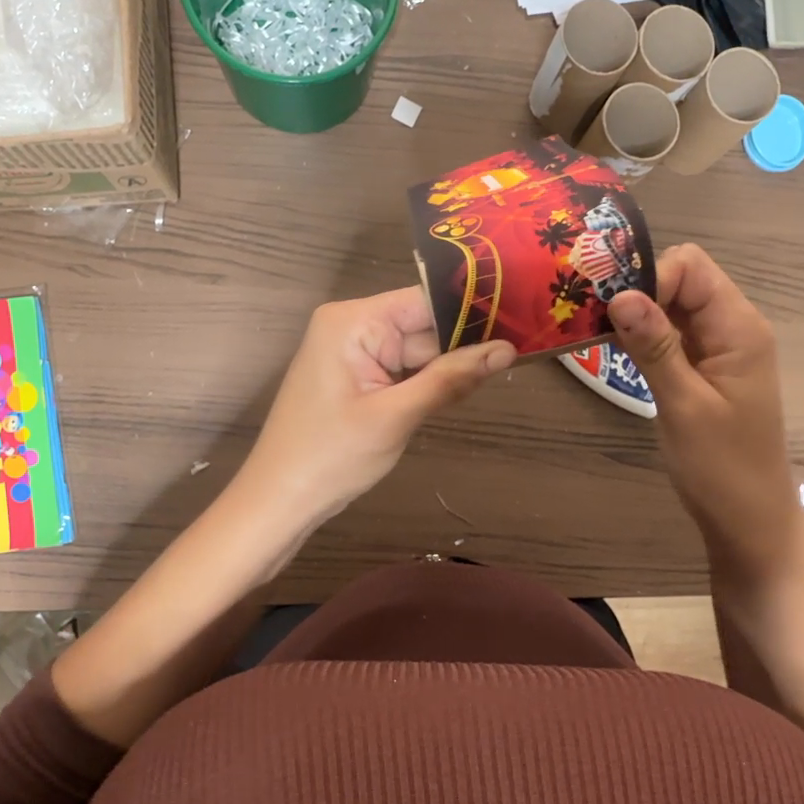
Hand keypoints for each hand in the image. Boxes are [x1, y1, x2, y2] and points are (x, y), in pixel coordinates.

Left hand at [241, 287, 514, 524]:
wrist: (280, 502)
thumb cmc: (331, 457)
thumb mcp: (395, 417)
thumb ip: (449, 380)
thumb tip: (506, 350)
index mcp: (352, 321)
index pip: (424, 301)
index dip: (472, 310)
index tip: (522, 318)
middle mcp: (351, 326)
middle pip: (423, 326)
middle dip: (464, 345)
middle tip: (524, 352)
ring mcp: (352, 354)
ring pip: (417, 353)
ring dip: (447, 370)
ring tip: (505, 372)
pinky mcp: (356, 380)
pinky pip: (402, 372)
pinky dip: (427, 385)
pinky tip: (462, 392)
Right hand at [608, 244, 797, 576]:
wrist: (748, 520)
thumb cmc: (721, 467)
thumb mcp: (683, 406)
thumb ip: (654, 347)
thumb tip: (620, 295)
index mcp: (739, 328)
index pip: (690, 267)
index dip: (648, 278)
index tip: (609, 310)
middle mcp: (732, 328)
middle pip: (681, 280)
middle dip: (636, 291)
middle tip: (590, 317)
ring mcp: (719, 349)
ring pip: (673, 307)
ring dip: (635, 314)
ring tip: (592, 331)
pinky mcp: (704, 370)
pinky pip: (672, 335)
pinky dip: (643, 336)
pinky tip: (613, 349)